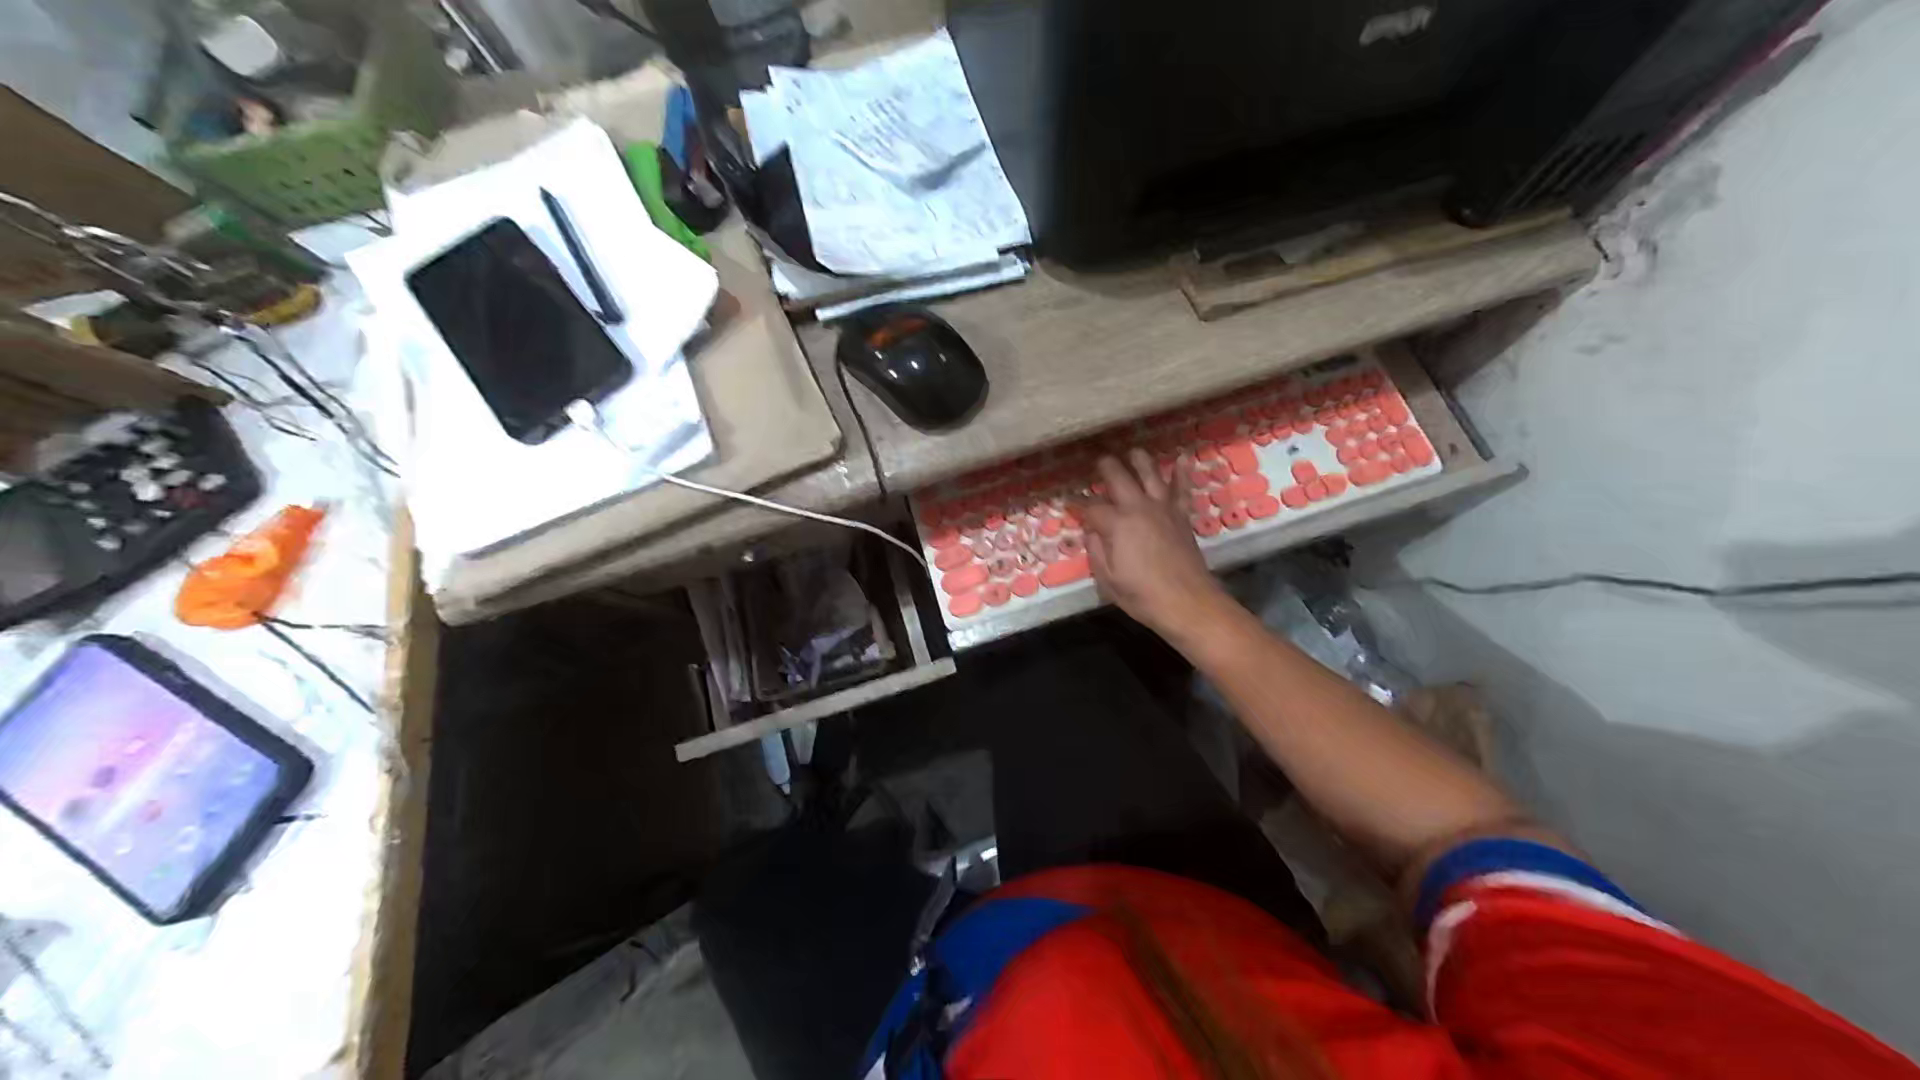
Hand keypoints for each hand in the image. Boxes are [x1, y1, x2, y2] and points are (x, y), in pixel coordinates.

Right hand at [1079, 450, 1232, 639]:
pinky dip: (1182, 473)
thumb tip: (1092, 530)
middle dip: (1106, 468)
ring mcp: (1164, 509)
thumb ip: (1096, 550)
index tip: (1067, 500)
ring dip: (1140, 461)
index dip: (1077, 503)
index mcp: (1117, 524)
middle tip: (1098, 462)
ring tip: (1133, 452)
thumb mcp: (1107, 578)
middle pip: (1119, 478)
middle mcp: (1139, 508)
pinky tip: (1182, 458)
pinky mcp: (1182, 516)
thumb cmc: (1142, 595)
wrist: (1188, 603)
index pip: (1091, 507)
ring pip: (1151, 474)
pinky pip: (1182, 489)